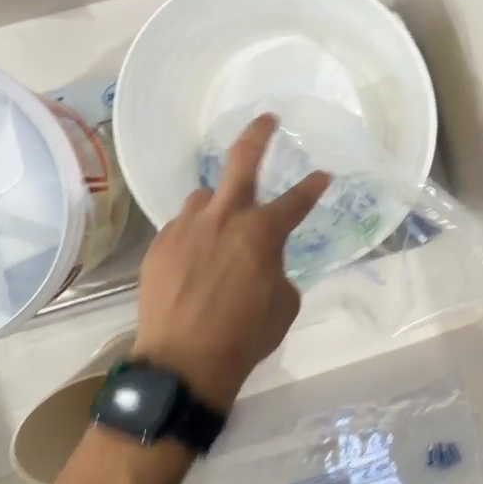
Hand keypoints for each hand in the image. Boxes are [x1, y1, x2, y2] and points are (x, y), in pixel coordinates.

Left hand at [131, 115, 329, 412]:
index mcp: (261, 233)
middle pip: (242, 161)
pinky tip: (194, 260)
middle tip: (267, 120)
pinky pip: (182, 228)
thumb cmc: (245, 337)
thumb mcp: (283, 305)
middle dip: (258, 135)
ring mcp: (186, 228)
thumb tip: (265, 263)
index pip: (297, 200)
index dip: (313, 186)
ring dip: (217, 205)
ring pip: (204, 198)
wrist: (184, 362)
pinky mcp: (159, 246)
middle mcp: (223, 219)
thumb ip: (277, 270)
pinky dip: (194, 236)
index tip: (323, 174)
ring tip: (220, 227)